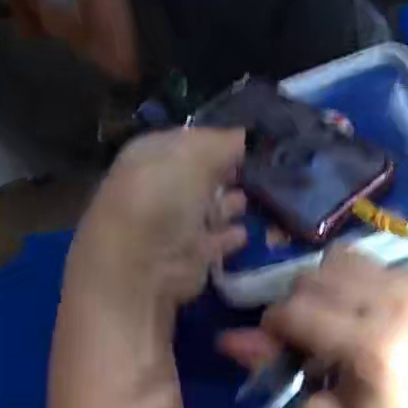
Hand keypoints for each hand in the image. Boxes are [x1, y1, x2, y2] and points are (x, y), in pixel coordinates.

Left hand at [68, 127, 247, 317]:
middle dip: (229, 171)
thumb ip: (221, 144)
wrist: (140, 272)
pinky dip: (230, 236)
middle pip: (202, 175)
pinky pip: (216, 241)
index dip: (222, 140)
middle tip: (268, 168)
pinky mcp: (190, 258)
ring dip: (231, 203)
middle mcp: (162, 188)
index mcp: (152, 156)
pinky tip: (247, 232)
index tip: (259, 142)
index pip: (191, 140)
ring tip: (264, 197)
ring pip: (210, 208)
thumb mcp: (191, 159)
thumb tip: (246, 135)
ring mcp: (176, 226)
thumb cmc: (160, 203)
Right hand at [218, 249, 407, 407]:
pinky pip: (368, 263)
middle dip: (297, 306)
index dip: (274, 328)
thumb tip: (228, 341)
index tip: (284, 349)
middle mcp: (388, 305)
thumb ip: (280, 379)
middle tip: (310, 337)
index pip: (293, 312)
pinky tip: (368, 312)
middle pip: (309, 279)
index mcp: (367, 347)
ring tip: (336, 318)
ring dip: (323, 286)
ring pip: (336, 259)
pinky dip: (355, 284)